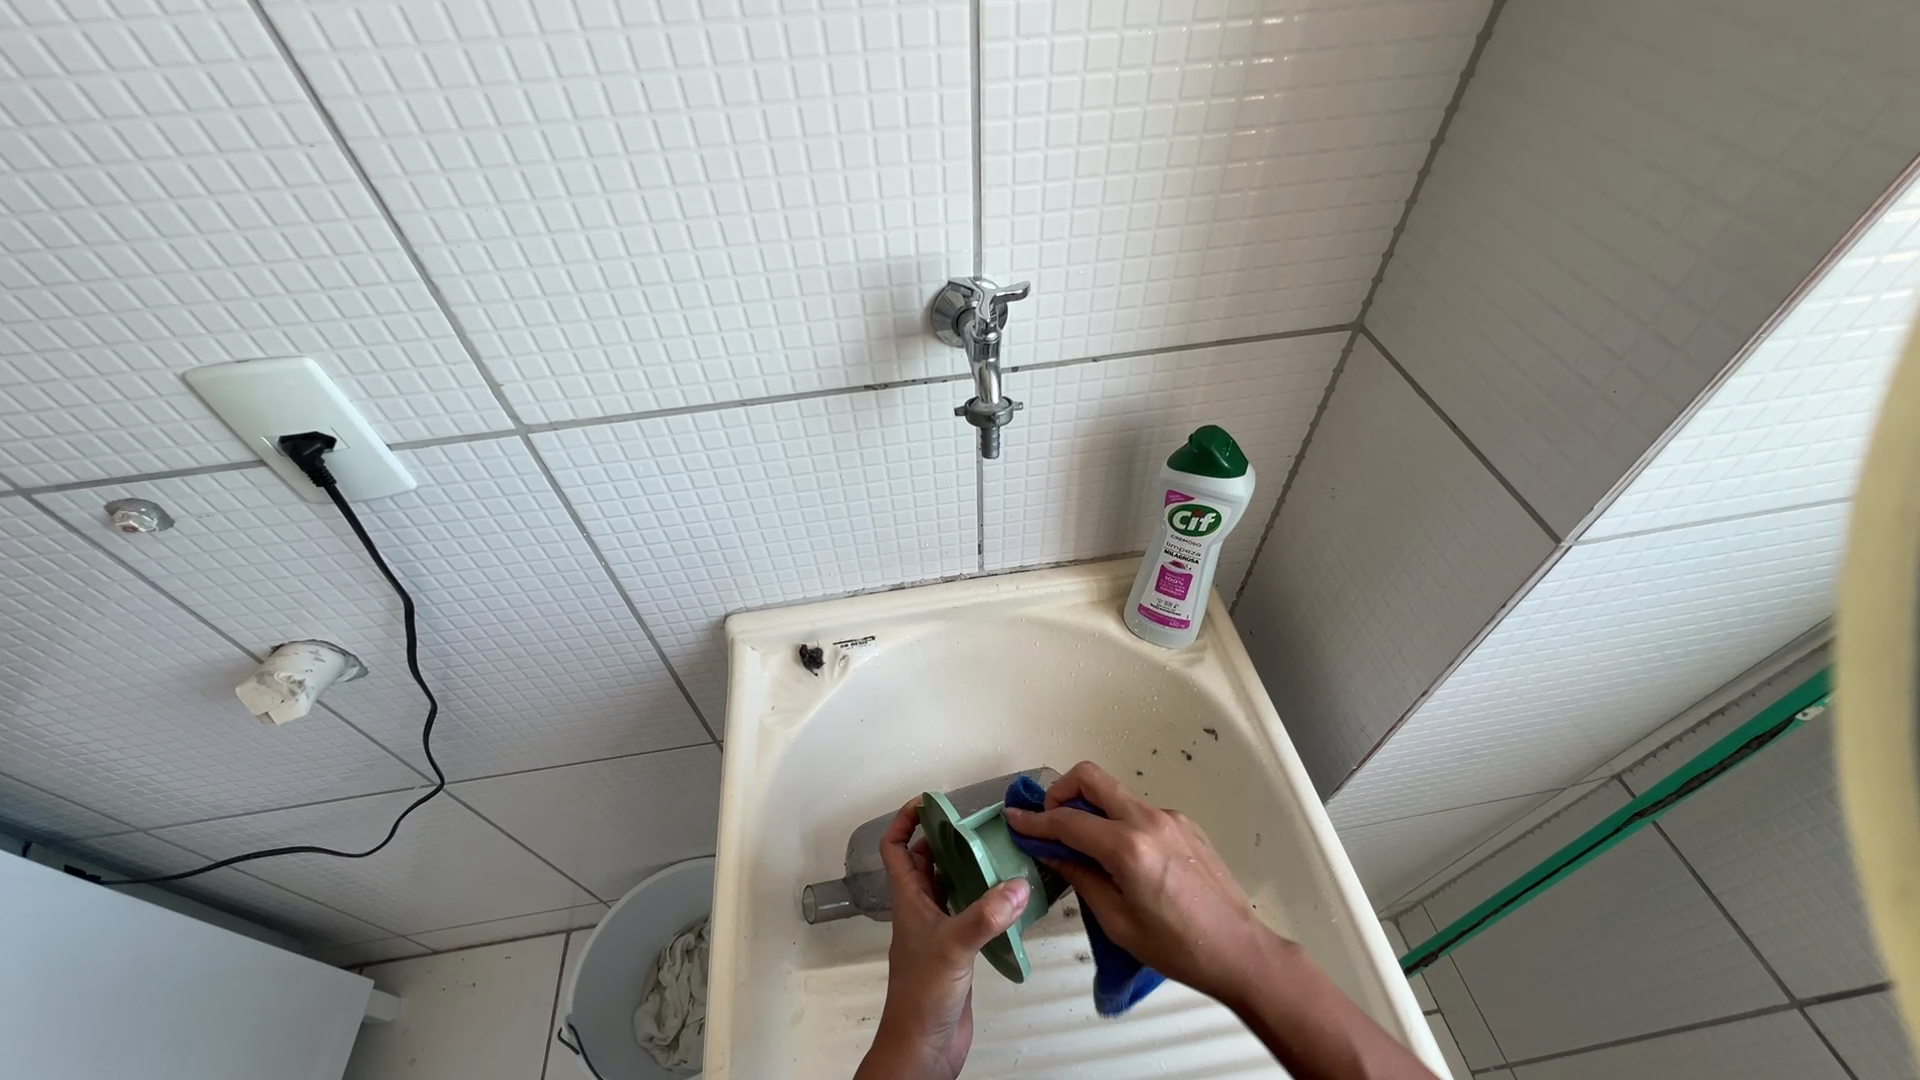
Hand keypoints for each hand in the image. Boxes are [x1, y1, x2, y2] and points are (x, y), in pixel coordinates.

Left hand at [854, 798, 1030, 1079]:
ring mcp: (939, 929)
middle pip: (926, 861)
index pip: (896, 847)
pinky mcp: (958, 949)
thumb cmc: (920, 999)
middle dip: (946, 837)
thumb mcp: (953, 947)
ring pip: (950, 884)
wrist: (923, 1048)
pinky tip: (1009, 898)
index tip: (929, 802)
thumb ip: (984, 916)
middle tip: (975, 822)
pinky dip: (986, 899)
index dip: (906, 821)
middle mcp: (922, 909)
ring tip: (997, 850)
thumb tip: (1015, 885)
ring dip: (969, 866)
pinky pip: (969, 911)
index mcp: (909, 899)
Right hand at [1001, 761, 1287, 1007]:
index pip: (1067, 821)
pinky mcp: (1184, 823)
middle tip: (1050, 818)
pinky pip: (1139, 810)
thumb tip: (1054, 854)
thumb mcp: (1118, 922)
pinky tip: (1123, 858)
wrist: (1240, 950)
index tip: (1014, 819)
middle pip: (1091, 777)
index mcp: (1128, 848)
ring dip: (1091, 808)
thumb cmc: (1178, 947)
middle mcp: (1148, 820)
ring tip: (1085, 846)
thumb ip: (1081, 878)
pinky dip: (1119, 821)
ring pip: (1115, 793)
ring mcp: (1169, 817)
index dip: (1035, 820)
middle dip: (1061, 790)